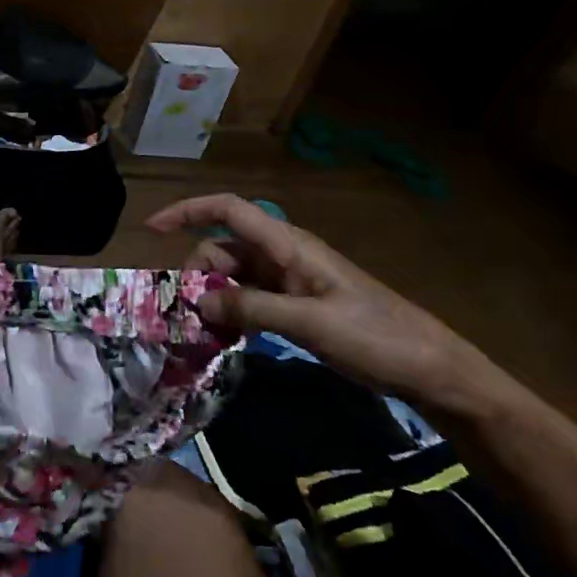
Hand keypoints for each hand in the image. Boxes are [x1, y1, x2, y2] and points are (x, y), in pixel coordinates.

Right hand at [146, 195, 513, 415]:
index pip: (228, 210)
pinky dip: (231, 313)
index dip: (187, 211)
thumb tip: (198, 303)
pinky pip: (250, 300)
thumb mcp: (309, 322)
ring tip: (200, 332)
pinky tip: (224, 338)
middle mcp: (283, 255)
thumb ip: (252, 308)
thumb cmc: (373, 335)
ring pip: (234, 277)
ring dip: (213, 297)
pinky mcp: (295, 306)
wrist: (426, 366)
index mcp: (288, 245)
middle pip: (223, 248)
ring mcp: (289, 281)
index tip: (150, 230)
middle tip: (186, 316)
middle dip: (197, 273)